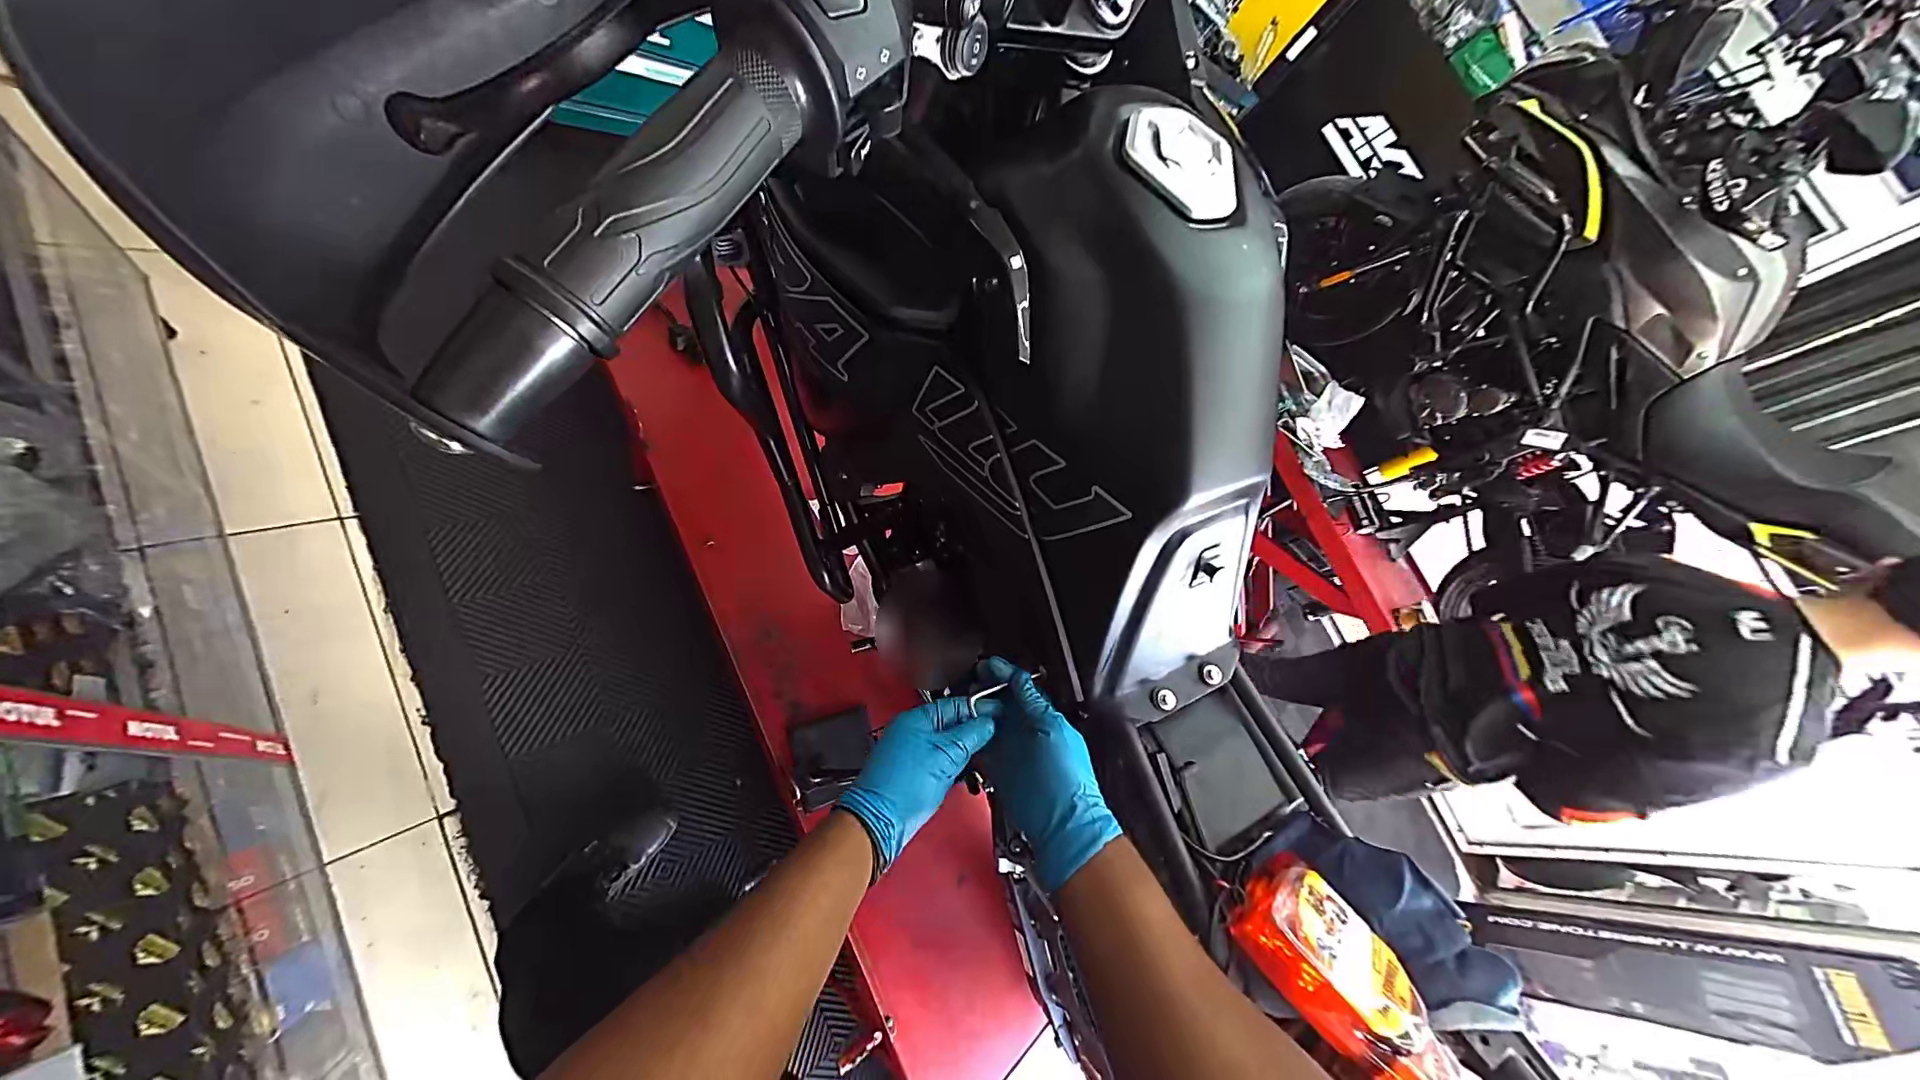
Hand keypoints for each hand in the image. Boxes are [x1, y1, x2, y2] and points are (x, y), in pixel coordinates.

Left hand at [837, 696, 998, 875]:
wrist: (881, 821)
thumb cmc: (902, 787)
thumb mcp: (946, 755)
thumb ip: (971, 735)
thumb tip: (988, 722)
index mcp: (917, 718)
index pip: (956, 704)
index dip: (980, 709)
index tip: (1000, 714)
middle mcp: (914, 732)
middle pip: (954, 724)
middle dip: (975, 732)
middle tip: (996, 740)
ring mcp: (914, 753)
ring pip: (950, 744)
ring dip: (967, 752)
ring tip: (982, 760)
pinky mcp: (917, 773)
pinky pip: (943, 762)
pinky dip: (956, 767)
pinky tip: (967, 776)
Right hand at [977, 657, 1121, 890]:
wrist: (1064, 826)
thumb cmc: (1067, 781)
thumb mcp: (1052, 731)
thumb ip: (1034, 704)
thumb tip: (1021, 680)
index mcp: (1045, 718)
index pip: (1021, 688)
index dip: (1004, 674)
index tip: (987, 665)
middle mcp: (1027, 732)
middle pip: (1001, 703)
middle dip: (984, 690)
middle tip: (969, 682)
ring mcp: (1012, 751)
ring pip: (988, 723)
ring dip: (975, 712)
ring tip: (961, 703)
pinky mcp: (999, 770)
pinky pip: (980, 748)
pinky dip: (969, 738)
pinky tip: (960, 729)